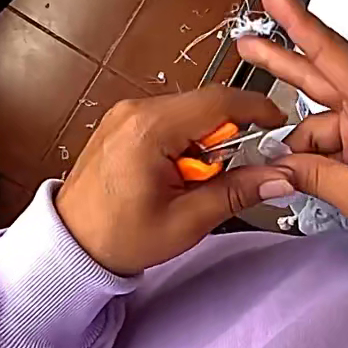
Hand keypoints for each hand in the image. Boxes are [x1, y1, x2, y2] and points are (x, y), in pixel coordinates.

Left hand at [57, 86, 288, 273]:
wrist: (68, 247)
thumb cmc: (115, 238)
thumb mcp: (187, 221)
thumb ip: (238, 192)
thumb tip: (279, 176)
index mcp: (149, 129)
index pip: (221, 101)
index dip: (258, 109)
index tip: (278, 125)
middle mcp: (136, 110)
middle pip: (209, 104)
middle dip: (230, 135)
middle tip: (232, 172)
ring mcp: (128, 113)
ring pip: (193, 111)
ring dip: (209, 141)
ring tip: (195, 180)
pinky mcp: (127, 121)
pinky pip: (174, 118)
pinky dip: (189, 141)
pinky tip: (180, 172)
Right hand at [237, 0, 347, 270]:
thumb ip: (312, 176)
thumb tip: (274, 166)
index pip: (330, 51)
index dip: (296, 19)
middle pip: (321, 76)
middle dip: (281, 62)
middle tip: (245, 44)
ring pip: (322, 120)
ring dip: (297, 140)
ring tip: (272, 163)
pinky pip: (335, 142)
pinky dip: (315, 157)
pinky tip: (296, 174)